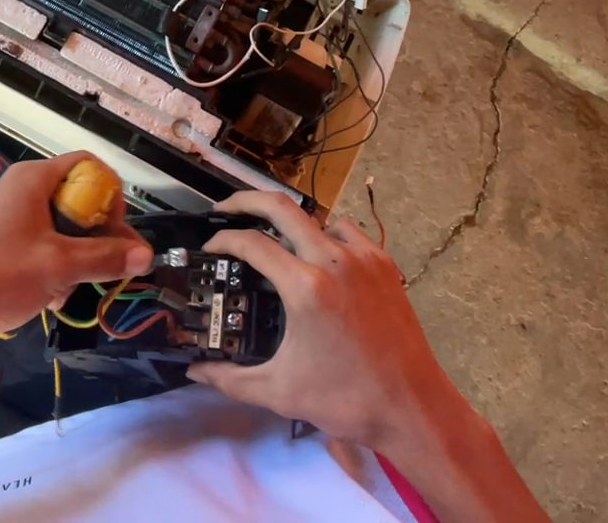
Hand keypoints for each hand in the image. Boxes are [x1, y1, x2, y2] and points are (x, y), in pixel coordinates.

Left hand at [0, 152, 152, 343]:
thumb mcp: (58, 267)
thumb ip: (105, 258)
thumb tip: (146, 254)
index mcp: (34, 179)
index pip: (88, 165)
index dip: (110, 192)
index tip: (116, 228)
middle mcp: (23, 190)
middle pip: (79, 199)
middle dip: (96, 234)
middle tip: (109, 265)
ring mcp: (12, 217)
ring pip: (64, 227)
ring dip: (76, 257)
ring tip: (71, 287)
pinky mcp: (4, 243)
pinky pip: (45, 245)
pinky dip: (55, 268)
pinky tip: (51, 298)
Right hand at [186, 191, 459, 451]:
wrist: (413, 408)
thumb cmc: (345, 400)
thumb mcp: (280, 391)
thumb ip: (230, 379)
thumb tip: (195, 372)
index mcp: (305, 288)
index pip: (252, 243)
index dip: (223, 241)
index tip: (210, 248)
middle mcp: (333, 260)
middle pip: (280, 206)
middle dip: (245, 201)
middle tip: (224, 210)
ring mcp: (362, 257)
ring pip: (315, 215)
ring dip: (288, 219)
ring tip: (270, 233)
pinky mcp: (383, 262)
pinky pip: (346, 230)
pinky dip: (325, 232)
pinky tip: (317, 254)